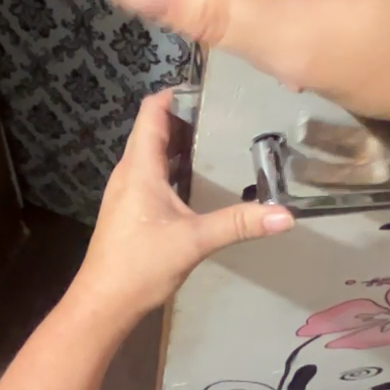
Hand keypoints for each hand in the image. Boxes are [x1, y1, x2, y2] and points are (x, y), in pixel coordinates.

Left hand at [68, 91, 293, 319]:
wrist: (103, 303)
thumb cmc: (140, 265)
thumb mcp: (194, 242)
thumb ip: (238, 224)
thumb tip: (286, 216)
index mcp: (139, 168)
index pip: (151, 112)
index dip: (175, 93)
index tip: (210, 87)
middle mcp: (128, 172)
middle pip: (153, 129)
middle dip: (186, 116)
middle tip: (226, 113)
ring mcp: (126, 192)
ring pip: (152, 154)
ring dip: (179, 143)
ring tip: (219, 139)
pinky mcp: (129, 210)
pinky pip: (151, 175)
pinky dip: (173, 167)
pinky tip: (198, 179)